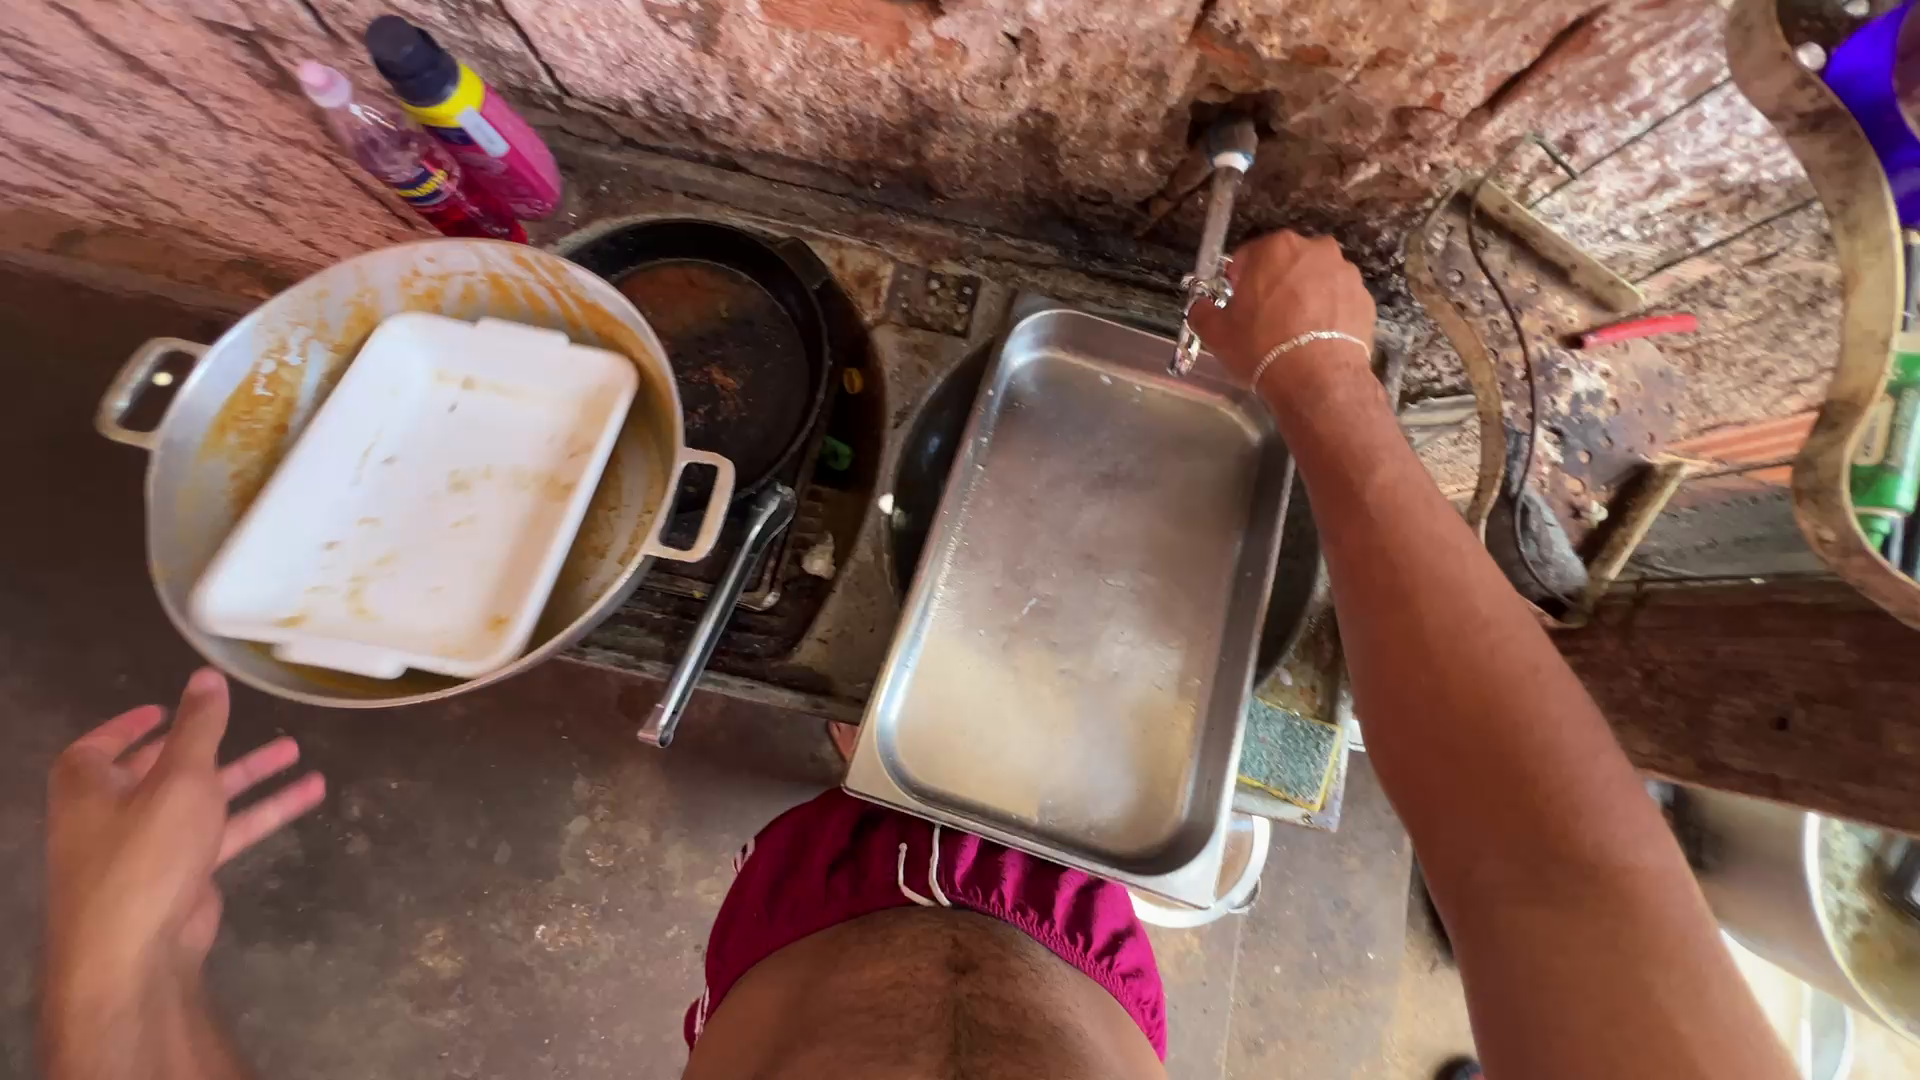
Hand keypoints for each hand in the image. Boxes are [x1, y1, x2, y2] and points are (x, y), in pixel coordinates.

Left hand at [44, 669, 325, 999]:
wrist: (135, 947)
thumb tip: (206, 677)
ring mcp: (149, 848)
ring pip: (202, 800)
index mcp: (90, 793)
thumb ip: (199, 728)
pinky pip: (227, 830)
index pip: (94, 751)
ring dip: (246, 774)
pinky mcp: (182, 872)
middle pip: (157, 772)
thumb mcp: (180, 779)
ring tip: (294, 749)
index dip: (125, 728)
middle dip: (204, 746)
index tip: (163, 708)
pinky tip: (309, 794)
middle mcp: (112, 818)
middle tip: (237, 723)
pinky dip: (264, 810)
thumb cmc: (145, 853)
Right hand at [1187, 230, 1376, 389]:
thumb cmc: (1261, 347)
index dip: (1237, 282)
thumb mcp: (1215, 333)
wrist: (1316, 379)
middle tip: (1262, 320)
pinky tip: (1313, 340)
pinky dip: (1325, 314)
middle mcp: (1314, 250)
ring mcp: (1344, 272)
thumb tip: (1202, 308)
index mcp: (1274, 249)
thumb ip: (1202, 312)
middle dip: (1272, 286)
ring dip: (1301, 298)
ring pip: (1313, 280)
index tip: (1236, 304)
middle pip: (1284, 264)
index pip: (1246, 256)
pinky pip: (1336, 301)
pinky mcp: (1364, 297)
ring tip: (1291, 333)